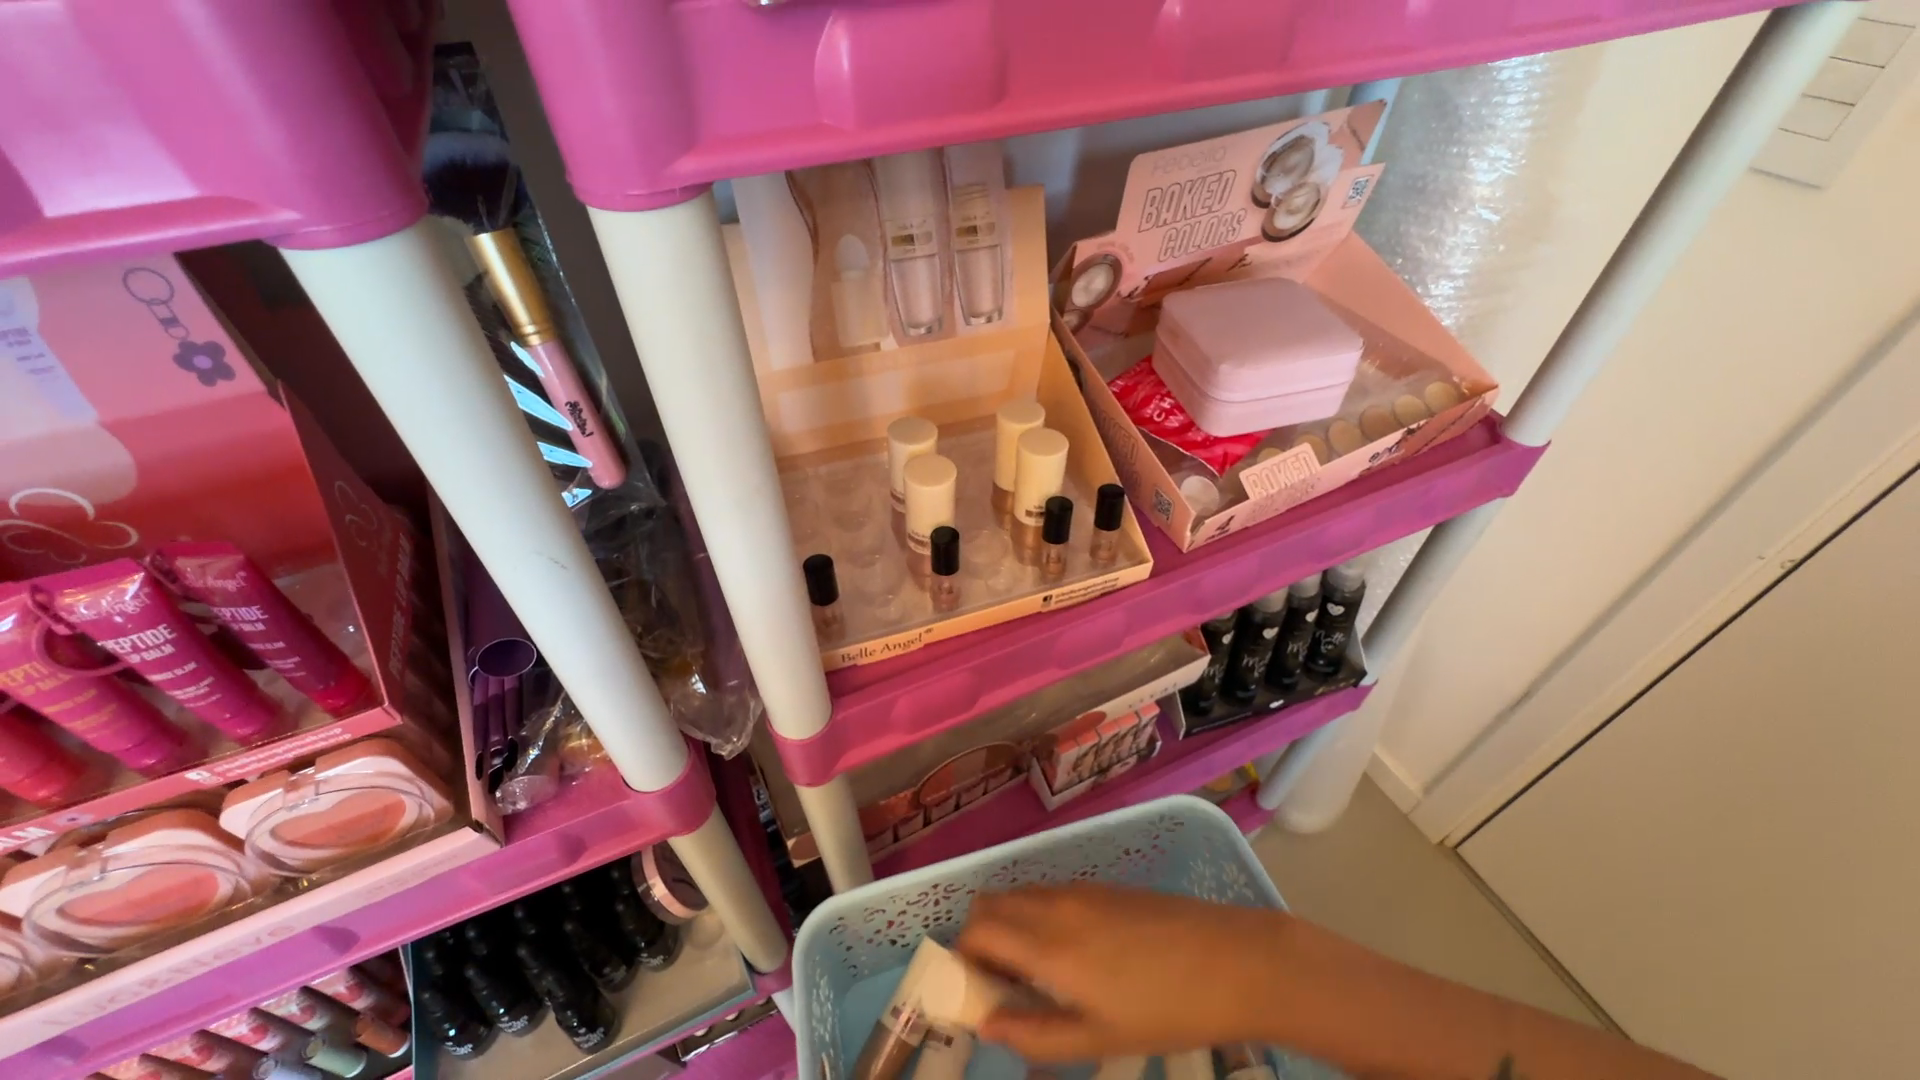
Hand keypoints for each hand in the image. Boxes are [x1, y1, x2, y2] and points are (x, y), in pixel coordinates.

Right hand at [953, 884, 1292, 1062]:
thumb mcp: (1099, 1039)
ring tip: (1037, 974)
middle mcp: (1056, 905)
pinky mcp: (1105, 886)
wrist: (1237, 961)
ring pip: (1019, 894)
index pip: (977, 930)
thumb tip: (986, 1025)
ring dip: (1008, 925)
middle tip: (1002, 984)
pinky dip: (1036, 916)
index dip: (962, 958)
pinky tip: (1072, 955)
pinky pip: (1049, 892)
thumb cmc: (1167, 1010)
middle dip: (980, 939)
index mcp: (1049, 945)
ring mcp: (1082, 890)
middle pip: (990, 903)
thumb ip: (1035, 1035)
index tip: (976, 992)